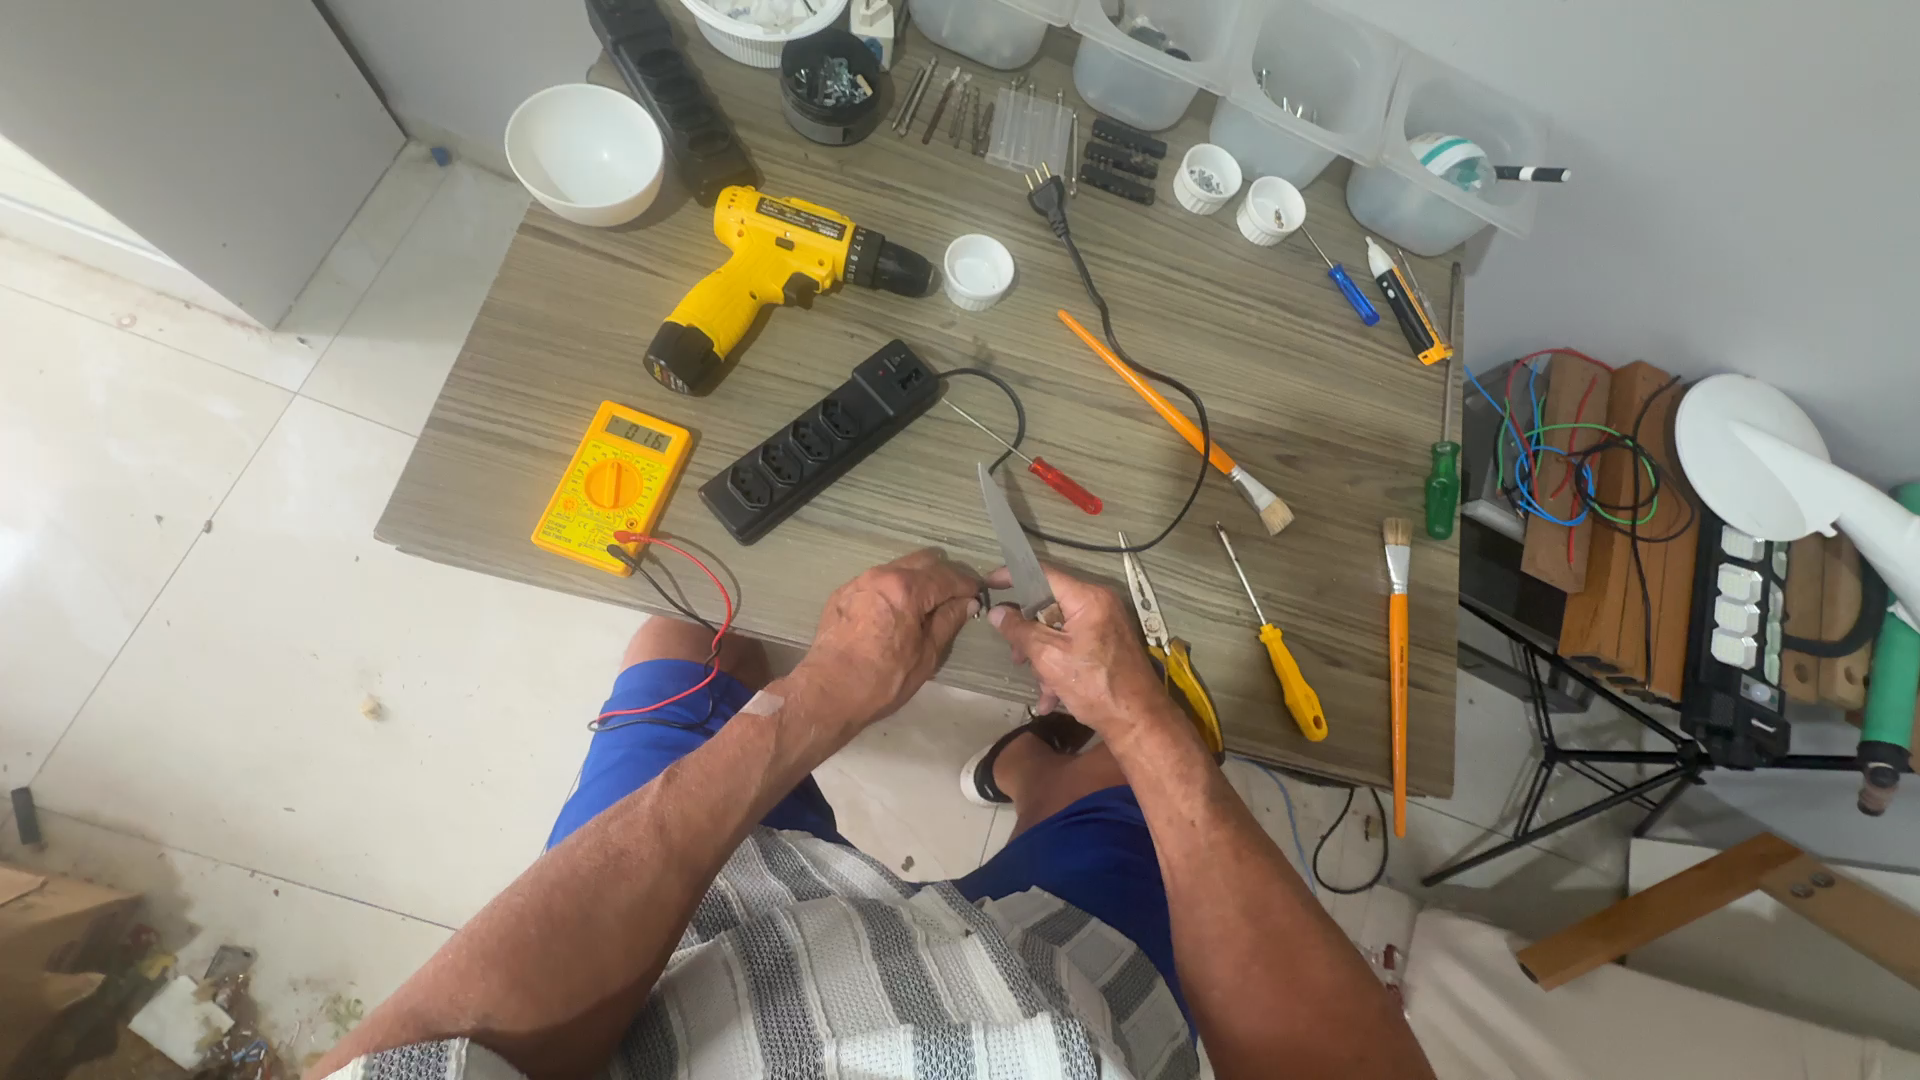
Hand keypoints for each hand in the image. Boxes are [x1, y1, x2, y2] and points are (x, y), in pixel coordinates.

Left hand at [793, 548, 982, 728]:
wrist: (828, 692)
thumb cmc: (883, 680)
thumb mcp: (926, 655)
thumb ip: (948, 622)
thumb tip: (967, 602)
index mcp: (907, 589)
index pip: (947, 576)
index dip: (966, 585)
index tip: (977, 595)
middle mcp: (882, 575)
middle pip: (923, 562)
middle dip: (943, 576)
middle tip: (954, 597)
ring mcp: (859, 581)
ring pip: (898, 567)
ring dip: (917, 579)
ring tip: (926, 604)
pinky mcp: (843, 593)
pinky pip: (877, 581)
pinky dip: (894, 588)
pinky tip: (897, 611)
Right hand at [985, 563, 1181, 740]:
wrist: (1139, 722)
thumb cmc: (1095, 686)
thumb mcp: (1049, 657)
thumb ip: (1020, 630)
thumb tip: (997, 612)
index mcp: (1088, 599)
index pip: (1043, 573)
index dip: (1013, 576)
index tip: (990, 584)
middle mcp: (1099, 604)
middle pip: (1050, 605)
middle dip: (1028, 633)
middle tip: (1016, 655)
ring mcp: (1105, 625)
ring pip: (1059, 630)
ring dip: (1043, 657)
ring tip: (1041, 685)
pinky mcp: (1108, 645)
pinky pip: (1074, 645)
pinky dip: (1059, 665)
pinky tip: (1050, 696)